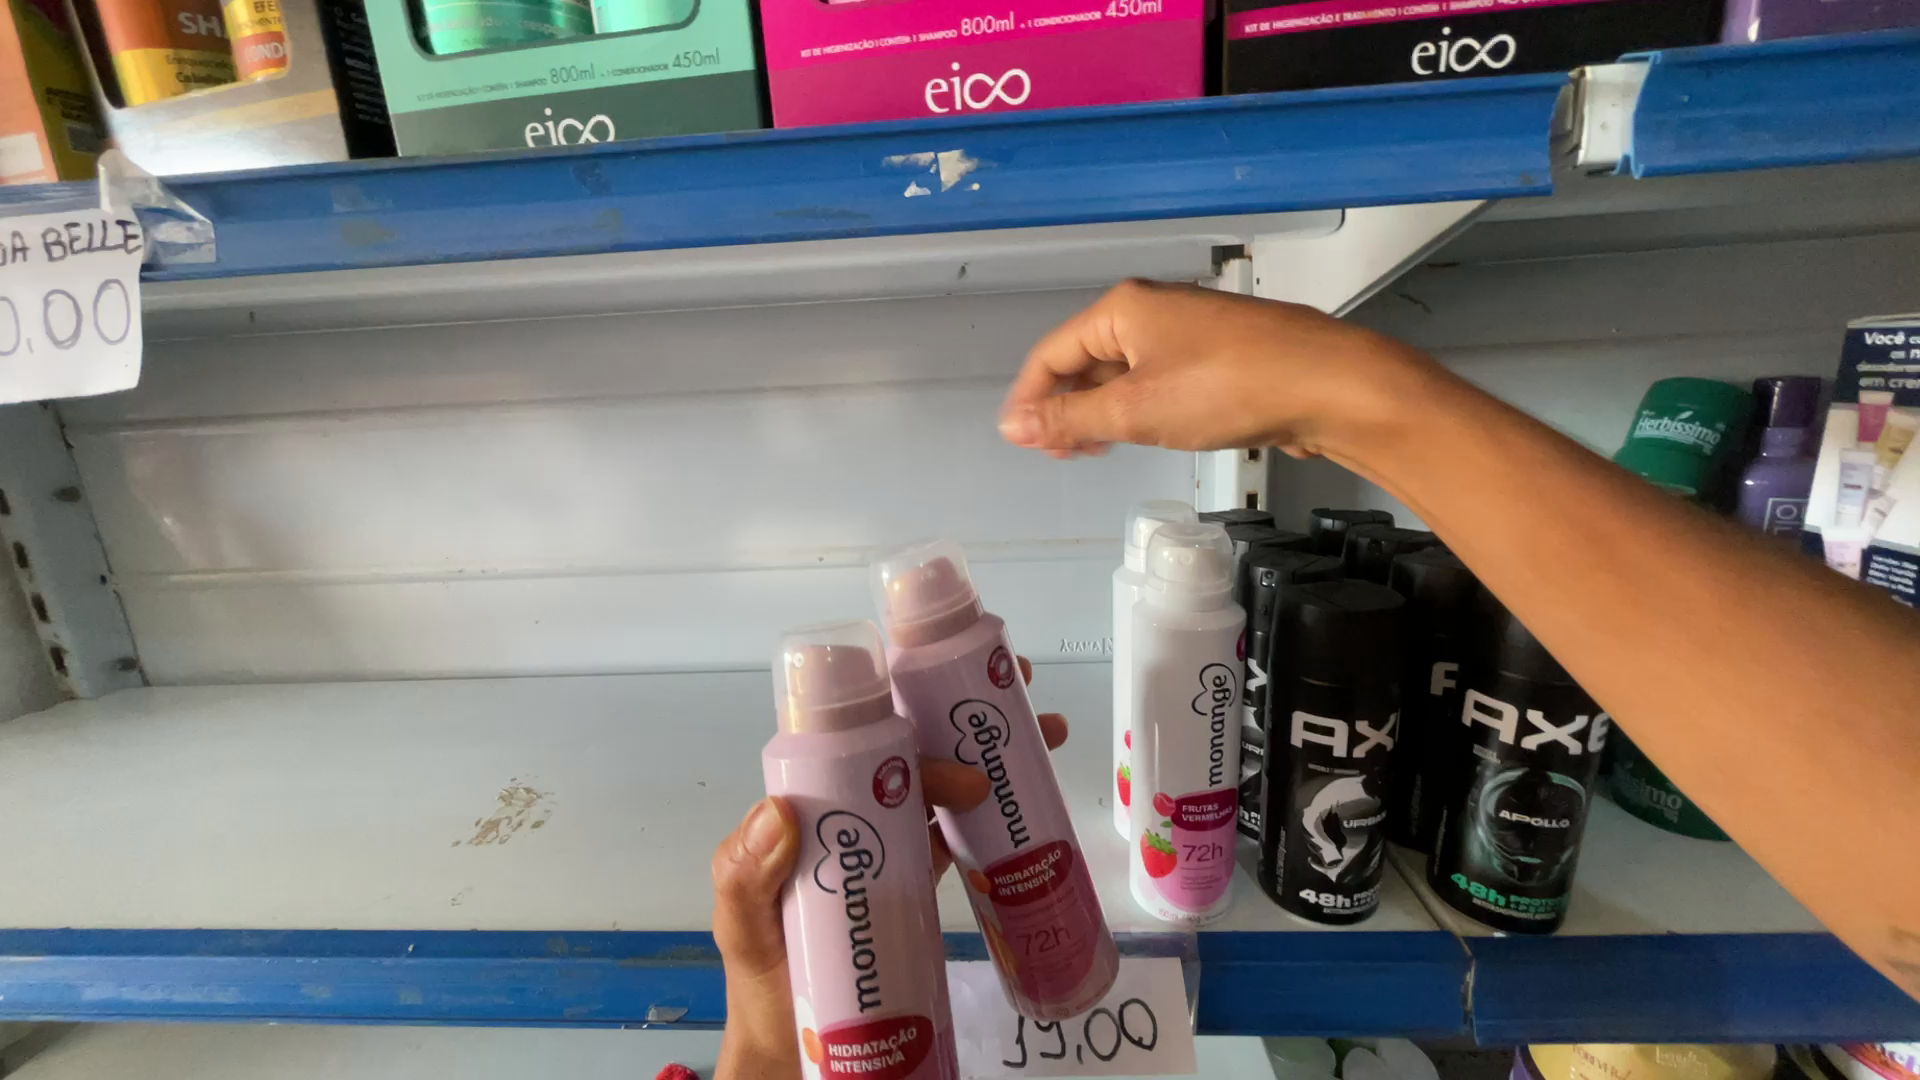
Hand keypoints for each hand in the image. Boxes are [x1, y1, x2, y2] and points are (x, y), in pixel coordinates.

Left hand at [711, 658, 1067, 1079]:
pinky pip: (957, 832)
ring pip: (946, 782)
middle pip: (920, 749)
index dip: (918, 710)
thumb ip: (746, 877)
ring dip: (994, 753)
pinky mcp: (915, 873)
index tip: (967, 704)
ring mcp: (890, 838)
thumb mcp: (744, 924)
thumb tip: (778, 810)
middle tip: (1027, 704)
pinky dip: (993, 814)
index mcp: (819, 798)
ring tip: (1048, 735)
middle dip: (974, 717)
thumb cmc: (765, 973)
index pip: (871, 742)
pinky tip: (1028, 805)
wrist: (799, 1044)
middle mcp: (856, 806)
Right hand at [997, 279, 1438, 459]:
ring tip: (1089, 452)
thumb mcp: (1134, 411)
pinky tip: (1136, 434)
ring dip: (1097, 412)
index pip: (1051, 354)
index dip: (1030, 400)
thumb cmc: (1222, 390)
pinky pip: (1154, 380)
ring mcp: (1184, 332)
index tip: (1023, 444)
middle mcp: (1149, 310)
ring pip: (1120, 373)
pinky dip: (1134, 408)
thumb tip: (1011, 425)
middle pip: (1084, 360)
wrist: (1327, 385)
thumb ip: (1070, 419)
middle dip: (1065, 408)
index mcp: (1121, 309)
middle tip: (1057, 455)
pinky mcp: (1212, 355)